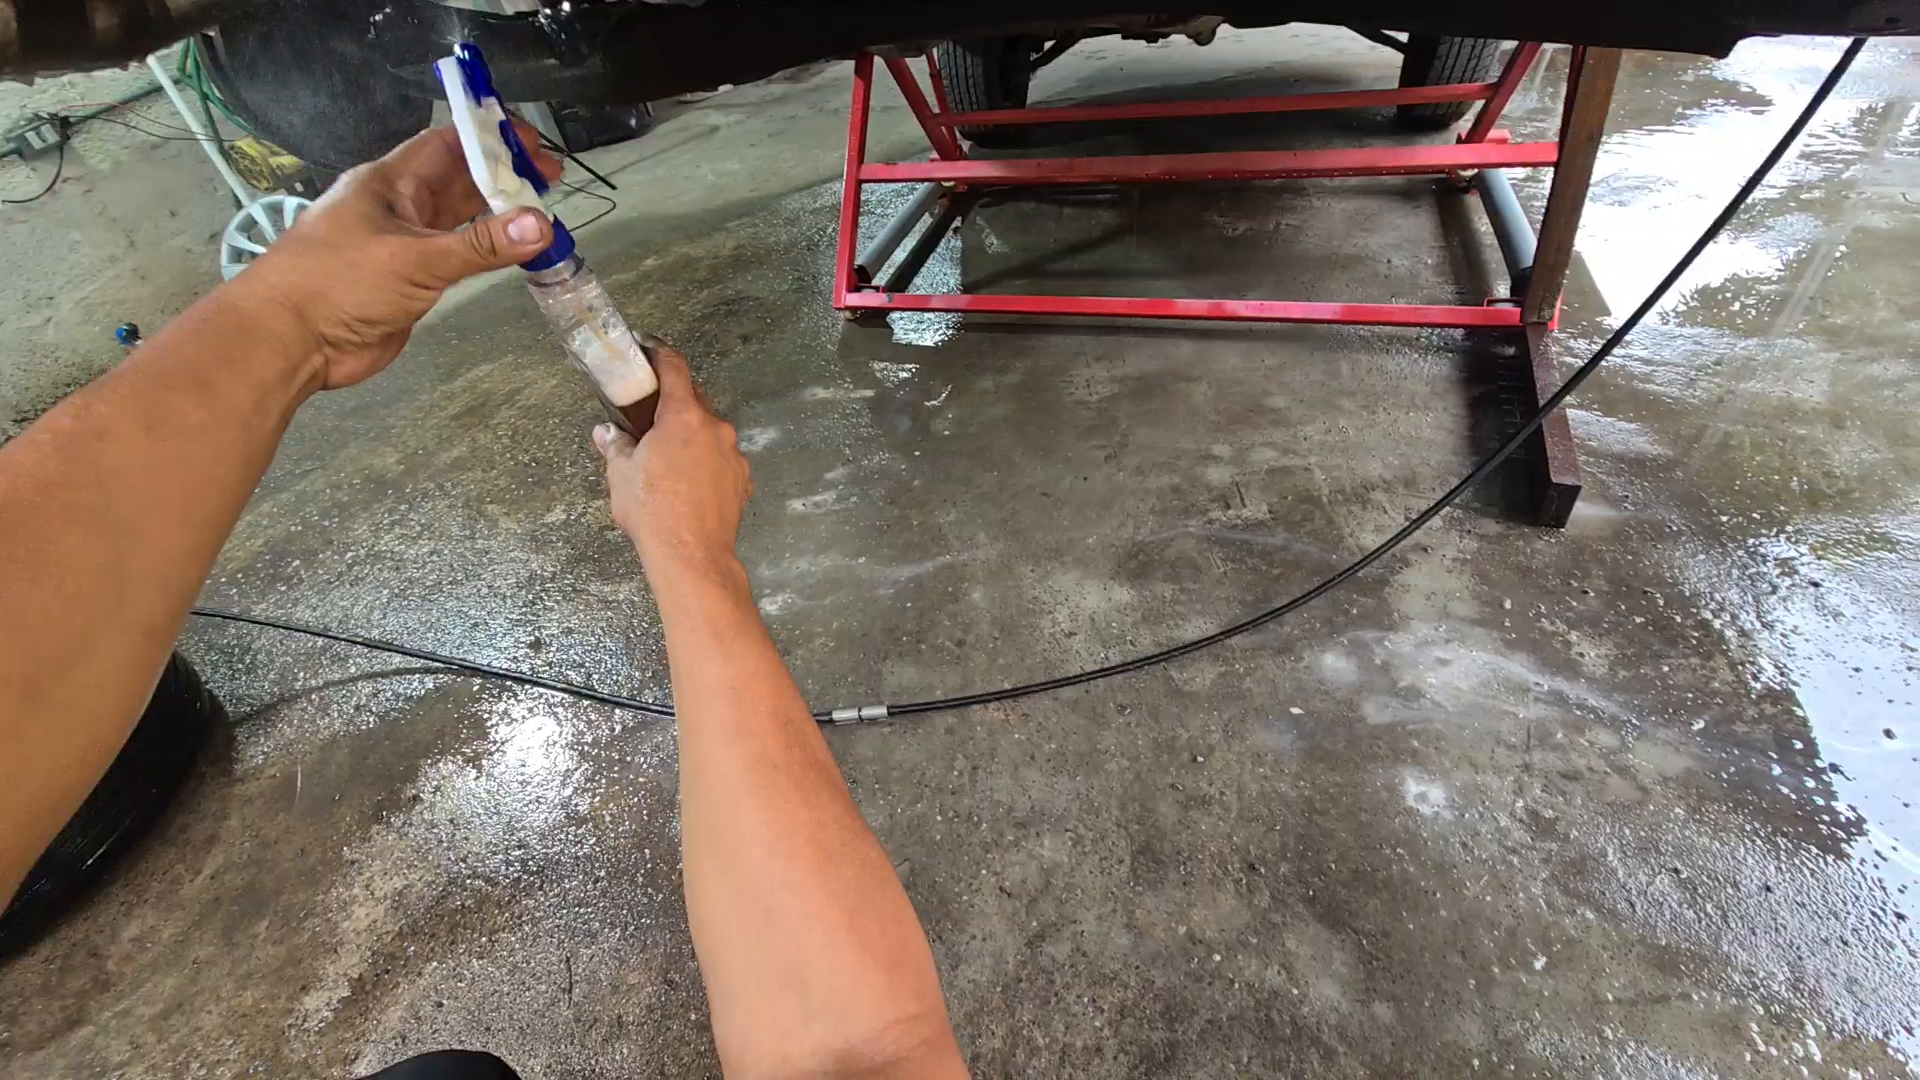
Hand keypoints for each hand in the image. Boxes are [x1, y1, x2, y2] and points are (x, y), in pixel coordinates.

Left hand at [241, 123, 562, 390]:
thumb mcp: (416, 259)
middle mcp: (400, 207)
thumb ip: (482, 245)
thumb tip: (543, 225)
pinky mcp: (415, 277)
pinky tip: (516, 251)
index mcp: (390, 184)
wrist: (296, 338)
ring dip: (500, 212)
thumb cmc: (341, 283)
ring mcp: (408, 243)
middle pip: (459, 179)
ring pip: (462, 217)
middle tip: (550, 177)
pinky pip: (462, 253)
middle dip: (503, 175)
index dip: (488, 138)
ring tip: (543, 211)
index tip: (532, 143)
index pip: (446, 145)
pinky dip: (491, 248)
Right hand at [593, 341, 752, 581]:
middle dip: (673, 402)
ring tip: (667, 456)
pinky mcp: (743, 480)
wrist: (692, 553)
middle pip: (695, 401)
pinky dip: (707, 461)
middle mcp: (716, 429)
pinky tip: (689, 481)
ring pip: (710, 433)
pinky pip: (722, 460)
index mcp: (684, 416)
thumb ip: (616, 446)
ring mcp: (734, 455)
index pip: (674, 368)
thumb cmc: (653, 510)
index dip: (659, 353)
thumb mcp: (621, 474)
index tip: (647, 347)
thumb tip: (607, 434)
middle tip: (650, 412)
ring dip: (691, 436)